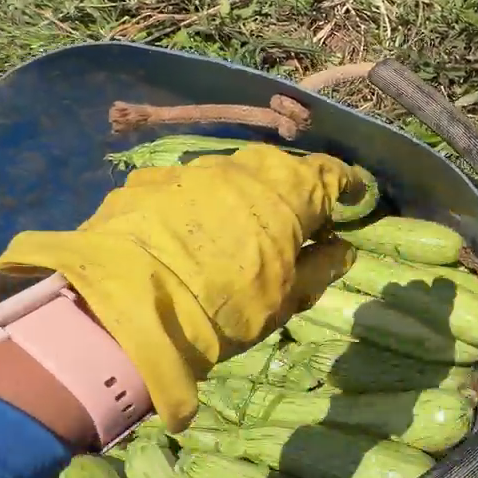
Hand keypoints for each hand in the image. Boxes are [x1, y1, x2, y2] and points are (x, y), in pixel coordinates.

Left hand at [0, 144, 352, 429]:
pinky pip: (186, 189)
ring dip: (243, 196)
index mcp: (288, 190)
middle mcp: (241, 168)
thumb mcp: (288, 297)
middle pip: (279, 168)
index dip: (347, 185)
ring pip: (230, 175)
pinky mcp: (144, 184)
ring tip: (240, 229)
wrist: (121, 310)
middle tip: (298, 218)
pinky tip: (189, 236)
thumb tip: (342, 250)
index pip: (331, 172)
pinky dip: (199, 205)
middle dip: (293, 188)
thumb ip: (320, 267)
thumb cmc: (227, 304)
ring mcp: (189, 172)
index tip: (355, 198)